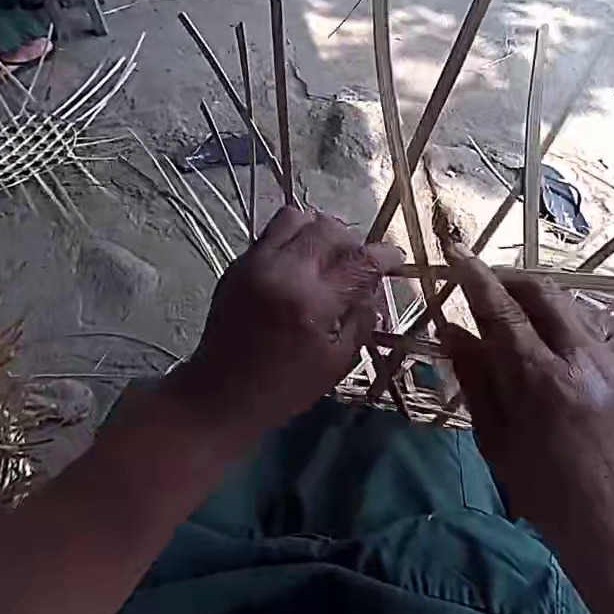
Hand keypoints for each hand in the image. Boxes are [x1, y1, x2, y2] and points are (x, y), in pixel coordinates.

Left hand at [163, 207, 402, 437]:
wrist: (219, 396)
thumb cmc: (284, 388)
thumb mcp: (338, 362)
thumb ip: (362, 317)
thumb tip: (374, 286)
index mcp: (312, 302)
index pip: (360, 260)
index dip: (386, 256)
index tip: (394, 260)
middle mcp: (283, 272)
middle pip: (330, 228)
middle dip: (353, 241)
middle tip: (357, 264)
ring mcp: (256, 263)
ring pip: (298, 217)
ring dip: (320, 231)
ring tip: (326, 257)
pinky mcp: (238, 263)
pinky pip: (273, 232)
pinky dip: (295, 239)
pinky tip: (299, 266)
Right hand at [438, 245, 613, 554]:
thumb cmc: (546, 492)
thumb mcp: (496, 439)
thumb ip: (476, 378)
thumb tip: (452, 330)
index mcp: (542, 382)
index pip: (503, 311)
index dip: (475, 277)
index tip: (456, 252)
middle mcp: (582, 361)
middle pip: (543, 292)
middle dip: (508, 278)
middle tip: (482, 284)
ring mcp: (612, 363)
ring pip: (568, 306)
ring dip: (534, 299)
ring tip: (508, 313)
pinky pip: (585, 330)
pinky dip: (556, 324)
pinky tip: (543, 346)